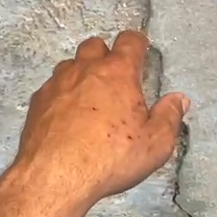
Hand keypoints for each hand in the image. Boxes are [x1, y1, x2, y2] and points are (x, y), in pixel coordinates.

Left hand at [6, 31, 188, 213]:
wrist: (55, 175)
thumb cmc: (108, 157)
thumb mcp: (155, 144)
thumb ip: (169, 117)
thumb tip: (178, 100)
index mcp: (118, 73)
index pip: (130, 41)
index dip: (137, 42)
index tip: (140, 47)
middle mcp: (86, 69)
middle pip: (95, 45)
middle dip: (106, 55)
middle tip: (115, 76)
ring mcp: (58, 83)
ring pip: (71, 64)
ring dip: (81, 73)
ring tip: (90, 96)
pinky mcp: (38, 101)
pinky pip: (52, 87)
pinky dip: (62, 94)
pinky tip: (67, 115)